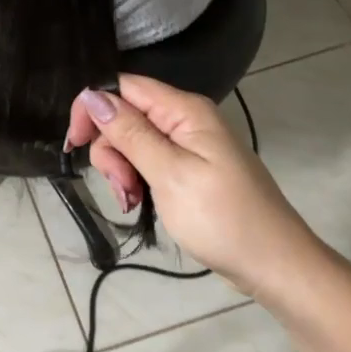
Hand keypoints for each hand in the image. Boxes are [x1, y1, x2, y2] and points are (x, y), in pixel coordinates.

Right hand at [65, 75, 326, 297]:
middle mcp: (186, 120)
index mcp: (185, 111)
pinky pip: (148, 162)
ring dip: (122, 170)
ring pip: (132, 141)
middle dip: (110, 149)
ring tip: (132, 201)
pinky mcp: (188, 169)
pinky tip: (138, 203)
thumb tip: (92, 95)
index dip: (93, 108)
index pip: (123, 86)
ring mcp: (188, 146)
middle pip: (125, 115)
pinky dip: (137, 181)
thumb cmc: (223, 218)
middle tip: (121, 186)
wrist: (274, 265)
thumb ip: (130, 133)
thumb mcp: (170, 174)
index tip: (76, 144)